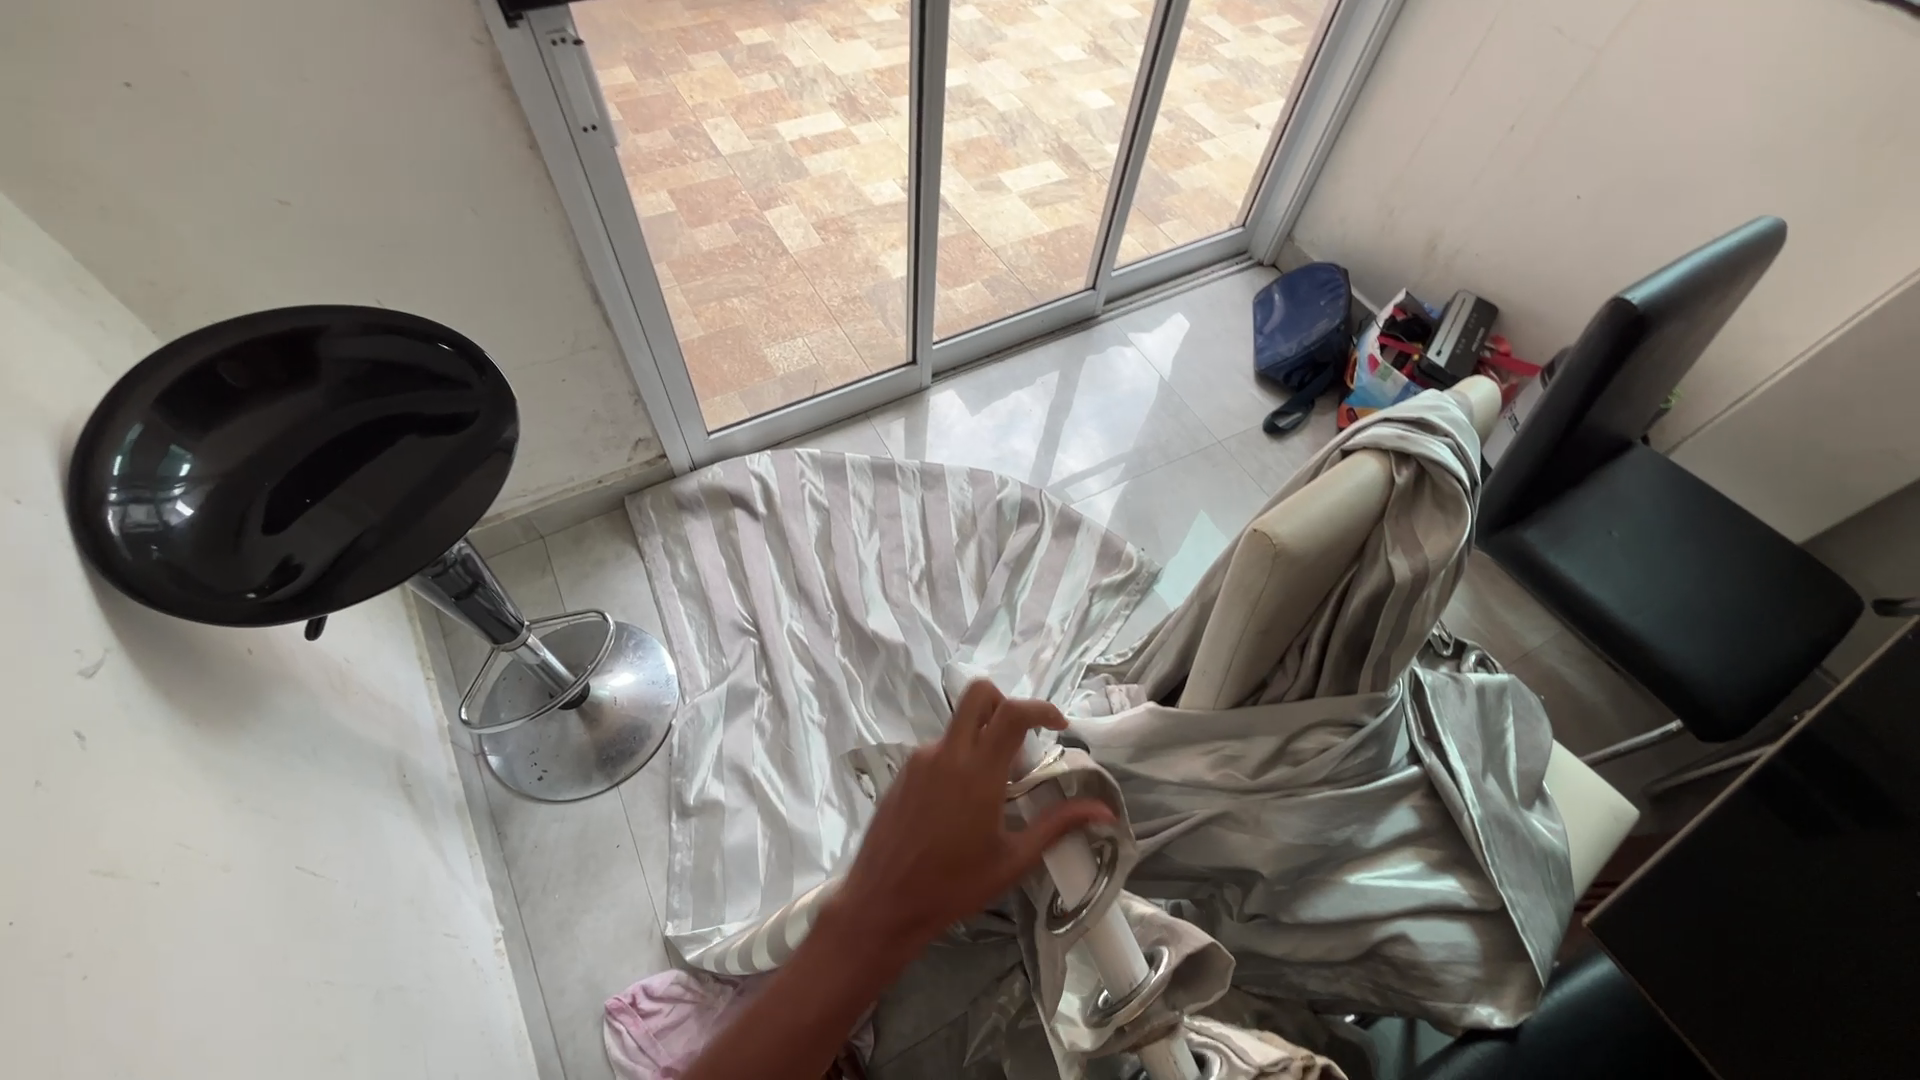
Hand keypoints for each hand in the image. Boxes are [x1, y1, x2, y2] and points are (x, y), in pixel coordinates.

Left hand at [823, 681, 1113, 959]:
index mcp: (977, 773)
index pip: (1012, 713)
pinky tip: (962, 802)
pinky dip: (959, 758)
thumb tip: (1104, 810)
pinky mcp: (902, 772)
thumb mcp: (1013, 860)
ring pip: (958, 724)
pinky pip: (939, 748)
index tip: (1059, 727)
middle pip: (977, 695)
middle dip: (1006, 703)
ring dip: (982, 737)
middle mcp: (946, 754)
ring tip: (995, 787)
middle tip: (1023, 739)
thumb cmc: (953, 887)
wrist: (882, 904)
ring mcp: (919, 760)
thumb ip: (1058, 825)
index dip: (1041, 708)